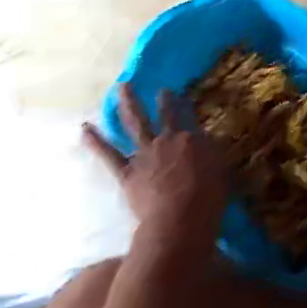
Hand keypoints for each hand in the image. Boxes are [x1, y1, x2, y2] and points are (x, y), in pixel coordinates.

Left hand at [84, 84, 227, 272]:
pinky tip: (85, 128)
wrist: (178, 220)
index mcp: (192, 140)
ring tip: (122, 87)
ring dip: (127, 103)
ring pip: (135, 123)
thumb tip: (208, 142)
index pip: (190, 118)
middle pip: (164, 115)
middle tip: (160, 89)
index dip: (186, 106)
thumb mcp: (221, 173)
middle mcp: (167, 140)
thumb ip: (213, 155)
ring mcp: (144, 154)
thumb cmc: (208, 200)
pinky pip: (108, 154)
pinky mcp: (126, 172)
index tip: (182, 95)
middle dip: (163, 100)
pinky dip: (95, 141)